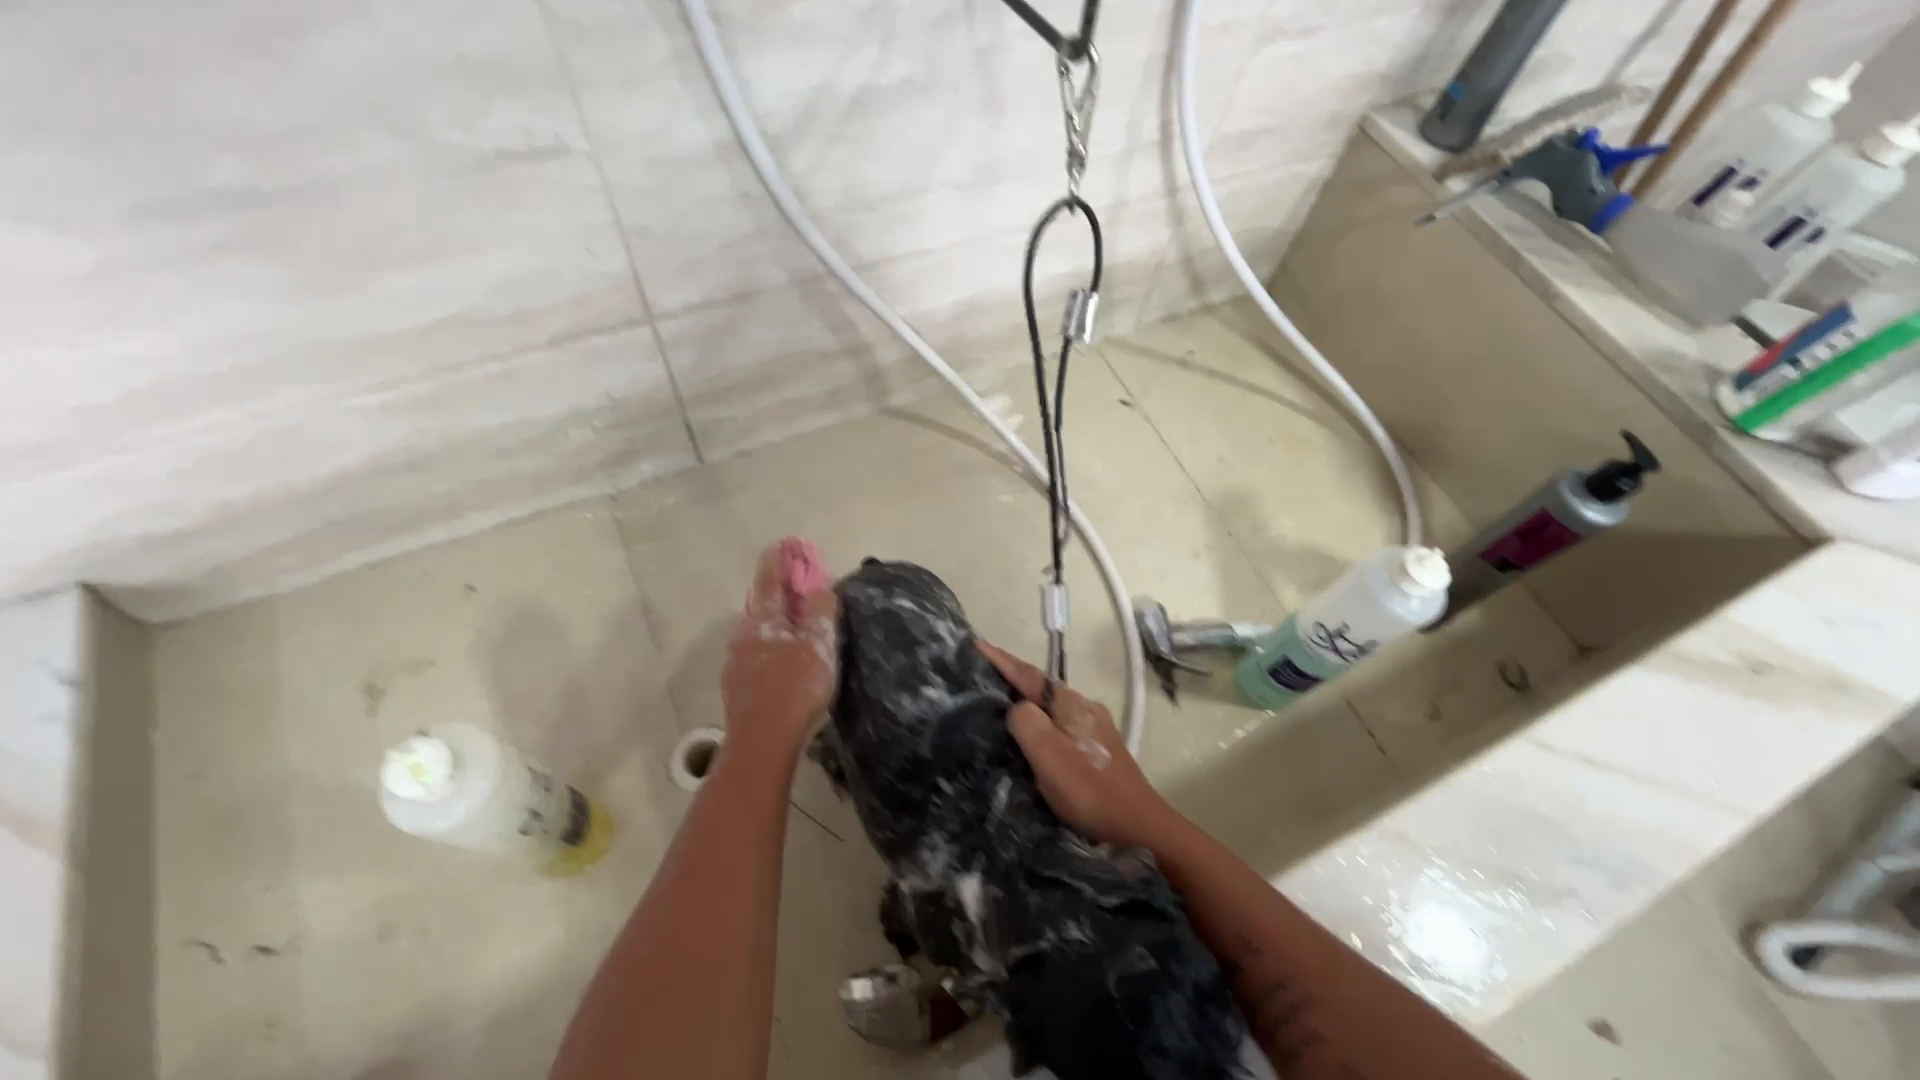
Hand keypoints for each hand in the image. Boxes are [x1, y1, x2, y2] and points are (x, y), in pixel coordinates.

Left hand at [720, 539, 838, 759]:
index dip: (780, 558)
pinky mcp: (737, 685)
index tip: (788, 543)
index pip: (770, 577)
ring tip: (797, 628)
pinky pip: (756, 655)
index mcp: (765, 618)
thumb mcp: (819, 645)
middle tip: (802, 588)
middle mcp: (744, 633)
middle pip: (763, 604)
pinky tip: (783, 664)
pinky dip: (771, 648)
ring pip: (758, 632)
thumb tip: (821, 585)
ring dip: (777, 624)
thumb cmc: (796, 687)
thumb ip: (820, 611)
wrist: (762, 740)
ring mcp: (736, 660)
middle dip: (781, 593)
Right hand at [977, 640, 1173, 850]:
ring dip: (1028, 705)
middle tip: (982, 679)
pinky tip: (1032, 740)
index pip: (1028, 674)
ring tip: (1000, 709)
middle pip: (1041, 688)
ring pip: (1052, 709)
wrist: (1136, 824)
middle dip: (1013, 681)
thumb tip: (1018, 709)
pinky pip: (1061, 727)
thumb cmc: (1086, 788)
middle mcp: (1084, 707)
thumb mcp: (1046, 751)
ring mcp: (1095, 728)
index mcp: (1070, 703)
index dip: (1001, 660)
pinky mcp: (1098, 749)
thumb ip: (1024, 720)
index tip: (977, 645)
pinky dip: (1041, 726)